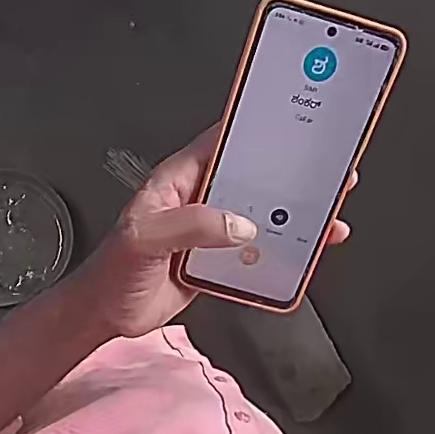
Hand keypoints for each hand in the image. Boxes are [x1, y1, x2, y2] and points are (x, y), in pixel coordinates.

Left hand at [72, 124, 354, 338]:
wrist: (108, 313)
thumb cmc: (112, 271)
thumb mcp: (145, 238)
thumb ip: (189, 226)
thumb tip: (237, 223)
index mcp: (177, 181)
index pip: (220, 142)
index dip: (253, 129)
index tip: (289, 120)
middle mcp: (197, 200)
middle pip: (250, 177)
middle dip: (287, 172)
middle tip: (324, 169)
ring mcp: (210, 230)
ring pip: (259, 213)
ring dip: (291, 214)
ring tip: (326, 210)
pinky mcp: (218, 259)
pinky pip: (257, 249)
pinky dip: (282, 250)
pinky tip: (304, 250)